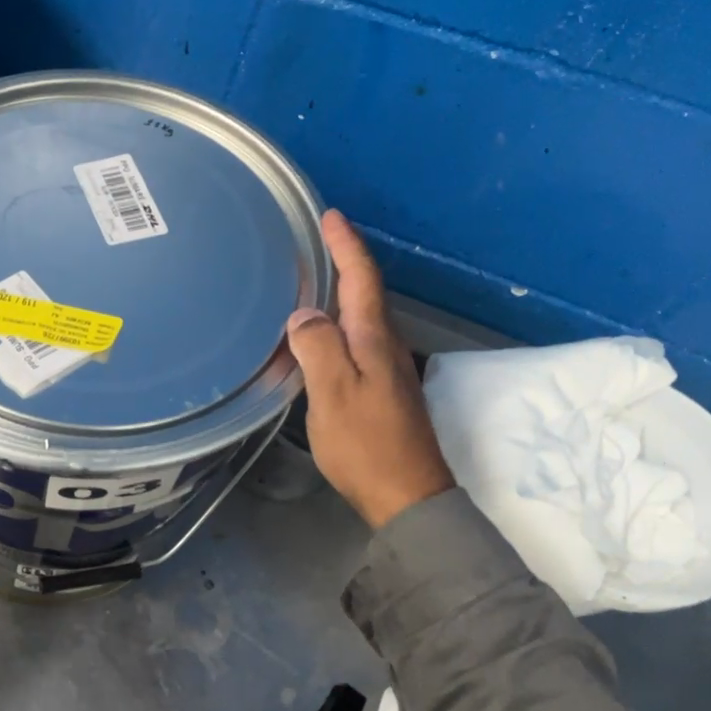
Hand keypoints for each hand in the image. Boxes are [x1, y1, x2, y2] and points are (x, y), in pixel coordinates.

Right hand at [286, 211, 455, 528]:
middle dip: (344, 263)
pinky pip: (355, 343)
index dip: (346, 246)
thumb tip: (304, 316)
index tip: (331, 216)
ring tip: (311, 283)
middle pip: (365, 294)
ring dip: (340, 295)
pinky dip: (337, 326)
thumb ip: (318, 347)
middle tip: (316, 243)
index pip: (361, 280)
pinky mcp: (380, 391)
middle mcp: (385, 347)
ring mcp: (385, 370)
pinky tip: (320, 337)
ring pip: (361, 319)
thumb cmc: (365, 443)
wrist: (405, 495)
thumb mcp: (334, 392)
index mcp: (374, 340)